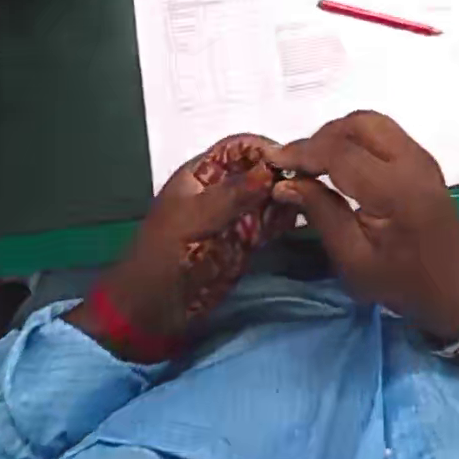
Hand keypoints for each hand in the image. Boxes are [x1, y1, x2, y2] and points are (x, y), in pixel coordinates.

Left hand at [69, 134, 286, 358]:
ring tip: (307, 200)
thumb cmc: (162, 257)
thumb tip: (268, 171)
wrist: (150, 311)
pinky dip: (282, 219)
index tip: (291, 160)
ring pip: (267, 195)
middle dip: (280, 172)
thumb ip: (230, 196)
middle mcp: (220, 190)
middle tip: (307, 182)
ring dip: (285, 195)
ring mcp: (233, 216)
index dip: (263, 149)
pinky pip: (268, 223)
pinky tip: (298, 218)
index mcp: (201, 174)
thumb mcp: (193, 220)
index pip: (238, 148)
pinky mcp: (243, 242)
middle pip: (257, 170)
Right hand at [268, 112, 458, 345]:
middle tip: (297, 163)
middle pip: (358, 124)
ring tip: (315, 161)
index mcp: (396, 192)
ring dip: (338, 134)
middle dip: (321, 137)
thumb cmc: (402, 282)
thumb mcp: (353, 259)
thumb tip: (284, 183)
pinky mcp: (421, 158)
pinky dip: (354, 137)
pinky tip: (339, 161)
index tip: (274, 160)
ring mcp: (420, 157)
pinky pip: (382, 131)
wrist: (457, 289)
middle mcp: (412, 163)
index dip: (303, 152)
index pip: (341, 153)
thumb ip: (320, 213)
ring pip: (371, 122)